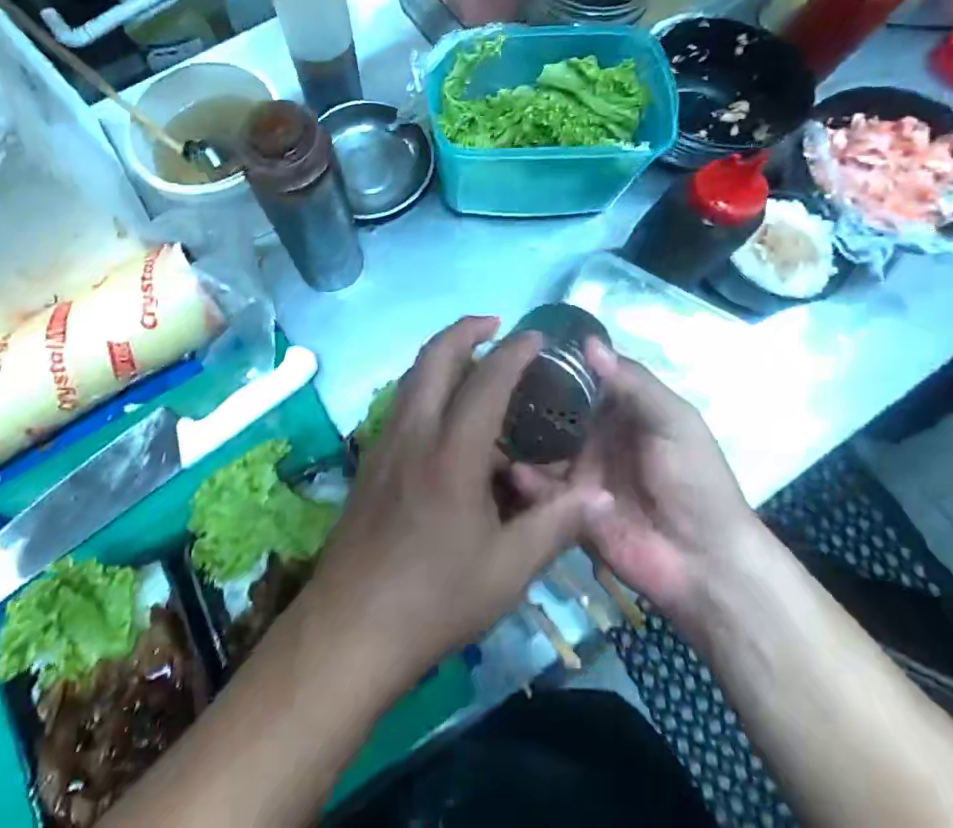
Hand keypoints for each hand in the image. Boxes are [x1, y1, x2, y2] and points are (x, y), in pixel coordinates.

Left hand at [302, 316, 610, 677]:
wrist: (351, 627)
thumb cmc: (436, 598)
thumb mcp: (509, 569)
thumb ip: (556, 524)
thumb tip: (601, 495)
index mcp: (452, 454)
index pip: (486, 382)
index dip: (514, 353)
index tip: (536, 338)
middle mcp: (413, 435)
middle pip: (433, 359)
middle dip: (464, 331)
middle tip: (495, 325)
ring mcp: (383, 447)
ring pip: (409, 379)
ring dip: (440, 357)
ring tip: (472, 364)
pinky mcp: (368, 465)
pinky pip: (399, 406)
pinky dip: (423, 388)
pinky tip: (443, 418)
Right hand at [512, 338, 758, 621]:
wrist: (702, 559)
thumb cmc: (694, 479)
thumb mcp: (673, 421)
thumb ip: (632, 383)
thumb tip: (588, 342)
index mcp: (619, 411)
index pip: (577, 378)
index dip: (550, 363)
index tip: (513, 345)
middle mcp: (591, 436)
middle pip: (549, 411)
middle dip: (521, 398)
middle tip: (485, 384)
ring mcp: (575, 471)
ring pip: (535, 446)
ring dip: (514, 436)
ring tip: (484, 421)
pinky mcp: (563, 506)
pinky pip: (535, 488)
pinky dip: (520, 478)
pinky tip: (507, 467)